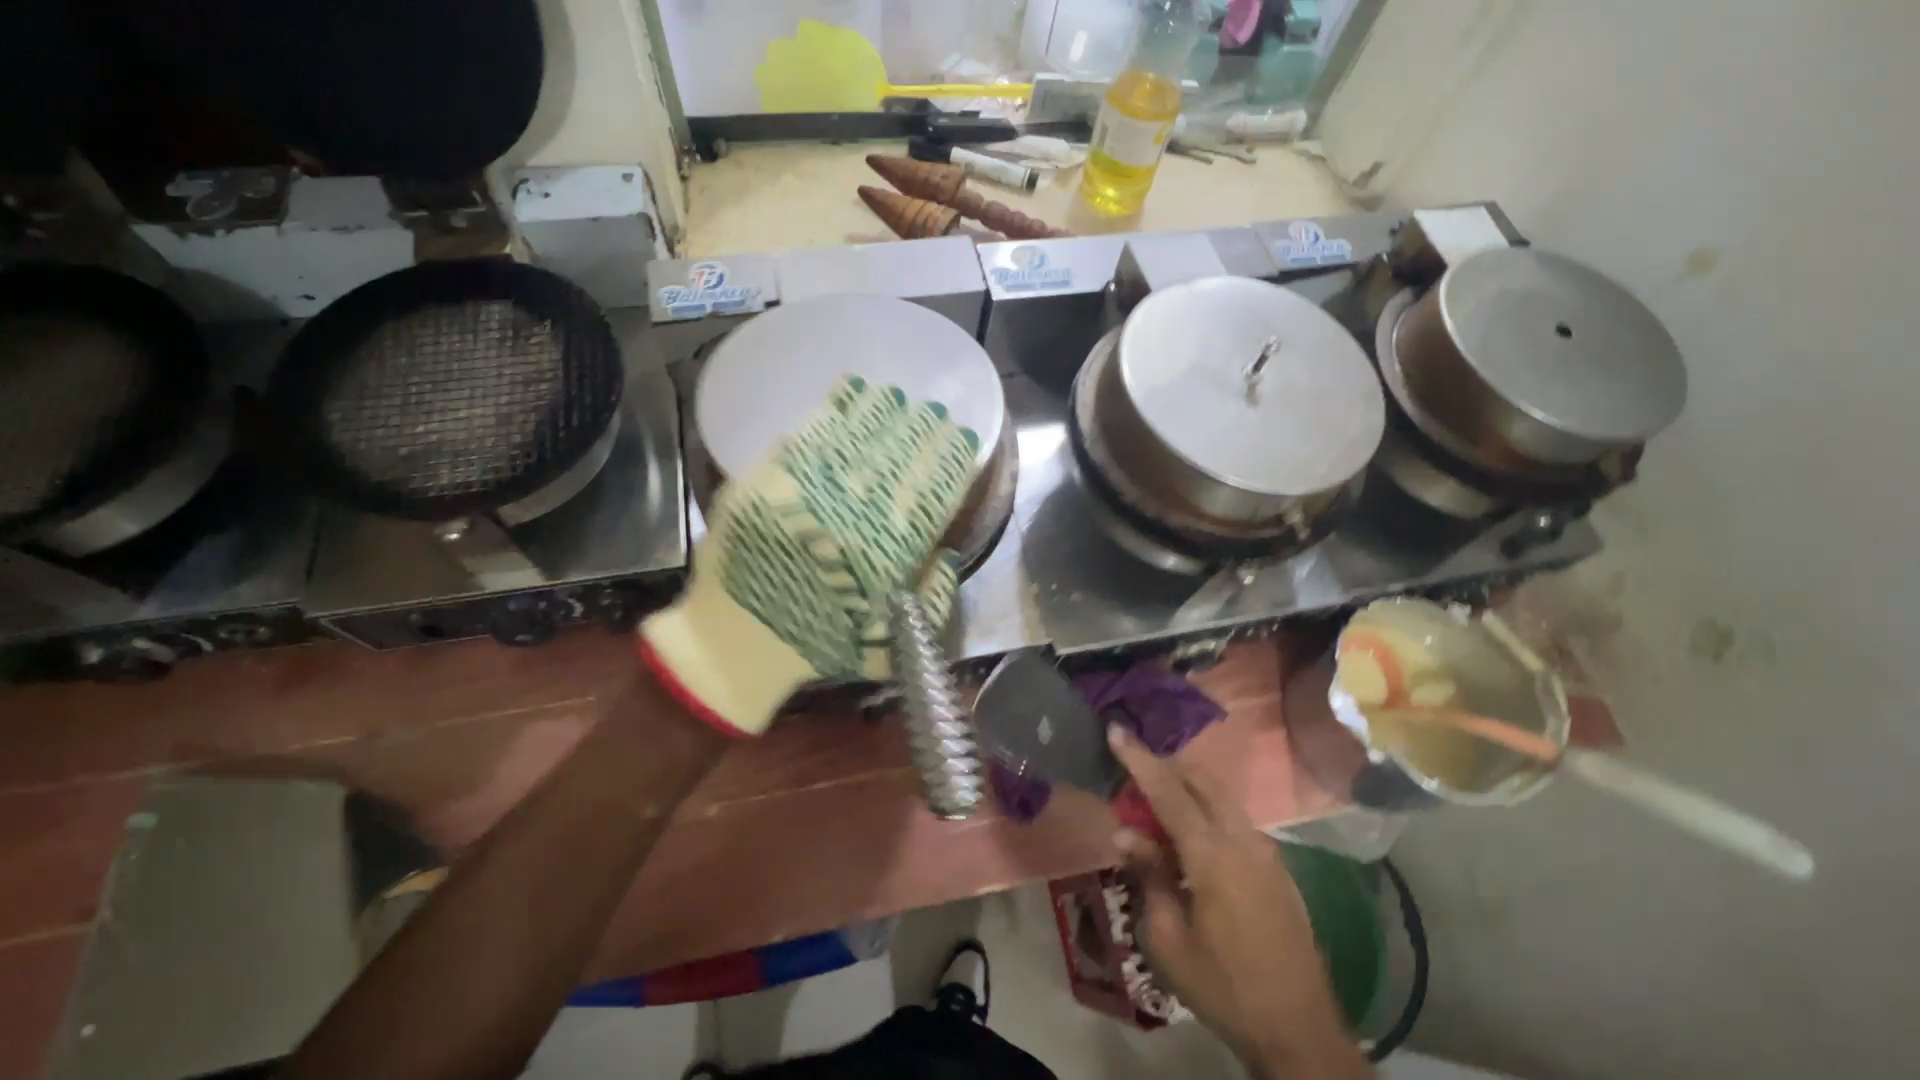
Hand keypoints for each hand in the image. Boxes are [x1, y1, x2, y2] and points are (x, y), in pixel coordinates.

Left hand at [641, 376, 979, 736]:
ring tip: (894, 396)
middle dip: (922, 428)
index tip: (963, 437)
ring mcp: (809, 492)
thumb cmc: (816, 645)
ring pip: (857, 437)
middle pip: (899, 456)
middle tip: (932, 410)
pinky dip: (830, 412)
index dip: (953, 459)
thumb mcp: (891, 642)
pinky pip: (807, 436)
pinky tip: (846, 392)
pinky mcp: (769, 480)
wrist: (737, 643)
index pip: (934, 490)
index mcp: (890, 550)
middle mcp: (855, 513)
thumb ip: (930, 599)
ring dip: (881, 412)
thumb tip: (949, 555)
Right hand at [1109, 729, 1370, 1079]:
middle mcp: (1245, 841)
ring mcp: (1268, 854)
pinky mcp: (1279, 871)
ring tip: (1155, 806)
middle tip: (1133, 768)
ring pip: (1223, 800)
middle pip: (1203, 781)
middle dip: (1168, 766)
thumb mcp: (1168, 937)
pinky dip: (1208, 814)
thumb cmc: (1222, 985)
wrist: (1297, 1027)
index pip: (1169, 791)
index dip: (1139, 759)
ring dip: (1189, 790)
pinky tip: (1189, 842)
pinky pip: (1237, 824)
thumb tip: (1126, 834)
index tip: (1117, 729)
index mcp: (1213, 855)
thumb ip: (1150, 876)